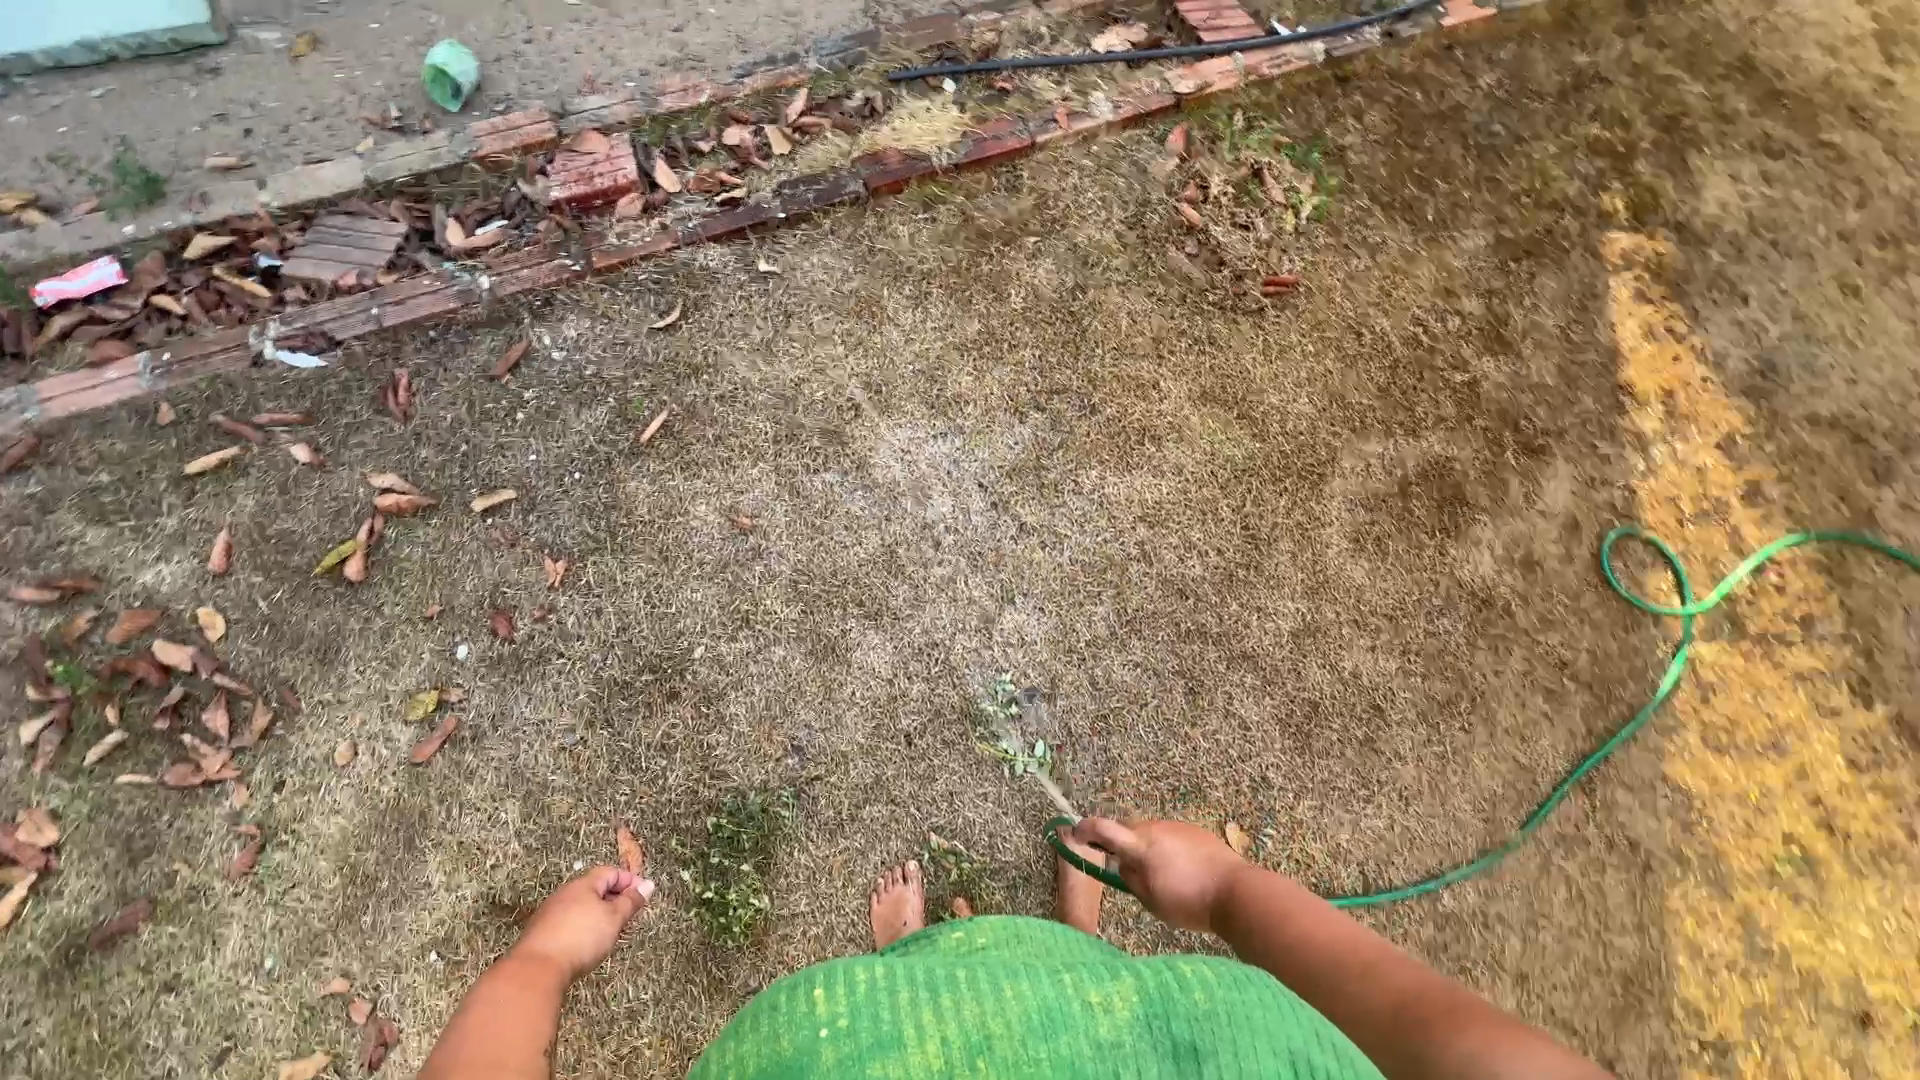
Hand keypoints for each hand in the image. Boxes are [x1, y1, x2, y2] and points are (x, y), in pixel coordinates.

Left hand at [509, 866, 654, 982]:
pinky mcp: (541, 934)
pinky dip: (583, 928)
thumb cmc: (580, 938)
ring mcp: (550, 914)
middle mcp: (565, 894)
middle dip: (615, 899)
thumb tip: (648, 885)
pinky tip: (587, 945)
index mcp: (583, 884)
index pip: (611, 872)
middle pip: (595, 889)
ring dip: (599, 915)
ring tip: (611, 933)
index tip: (643, 896)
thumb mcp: (614, 918)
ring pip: (582, 907)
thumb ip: (632, 901)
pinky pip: (569, 923)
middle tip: (629, 915)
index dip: (629, 881)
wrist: (535, 970)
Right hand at [1071, 817, 1247, 934]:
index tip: (1075, 832)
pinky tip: (1184, 872)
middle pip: (1129, 832)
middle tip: (1132, 872)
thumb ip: (1132, 880)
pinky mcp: (1194, 831)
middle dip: (1124, 847)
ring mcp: (1177, 827)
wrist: (1237, 892)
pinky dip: (1168, 850)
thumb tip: (1124, 866)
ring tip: (1165, 877)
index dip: (1086, 829)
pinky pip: (1171, 837)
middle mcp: (1156, 829)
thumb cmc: (1190, 902)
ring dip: (1149, 849)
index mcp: (1141, 846)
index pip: (1104, 829)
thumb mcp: (1152, 901)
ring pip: (1151, 834)